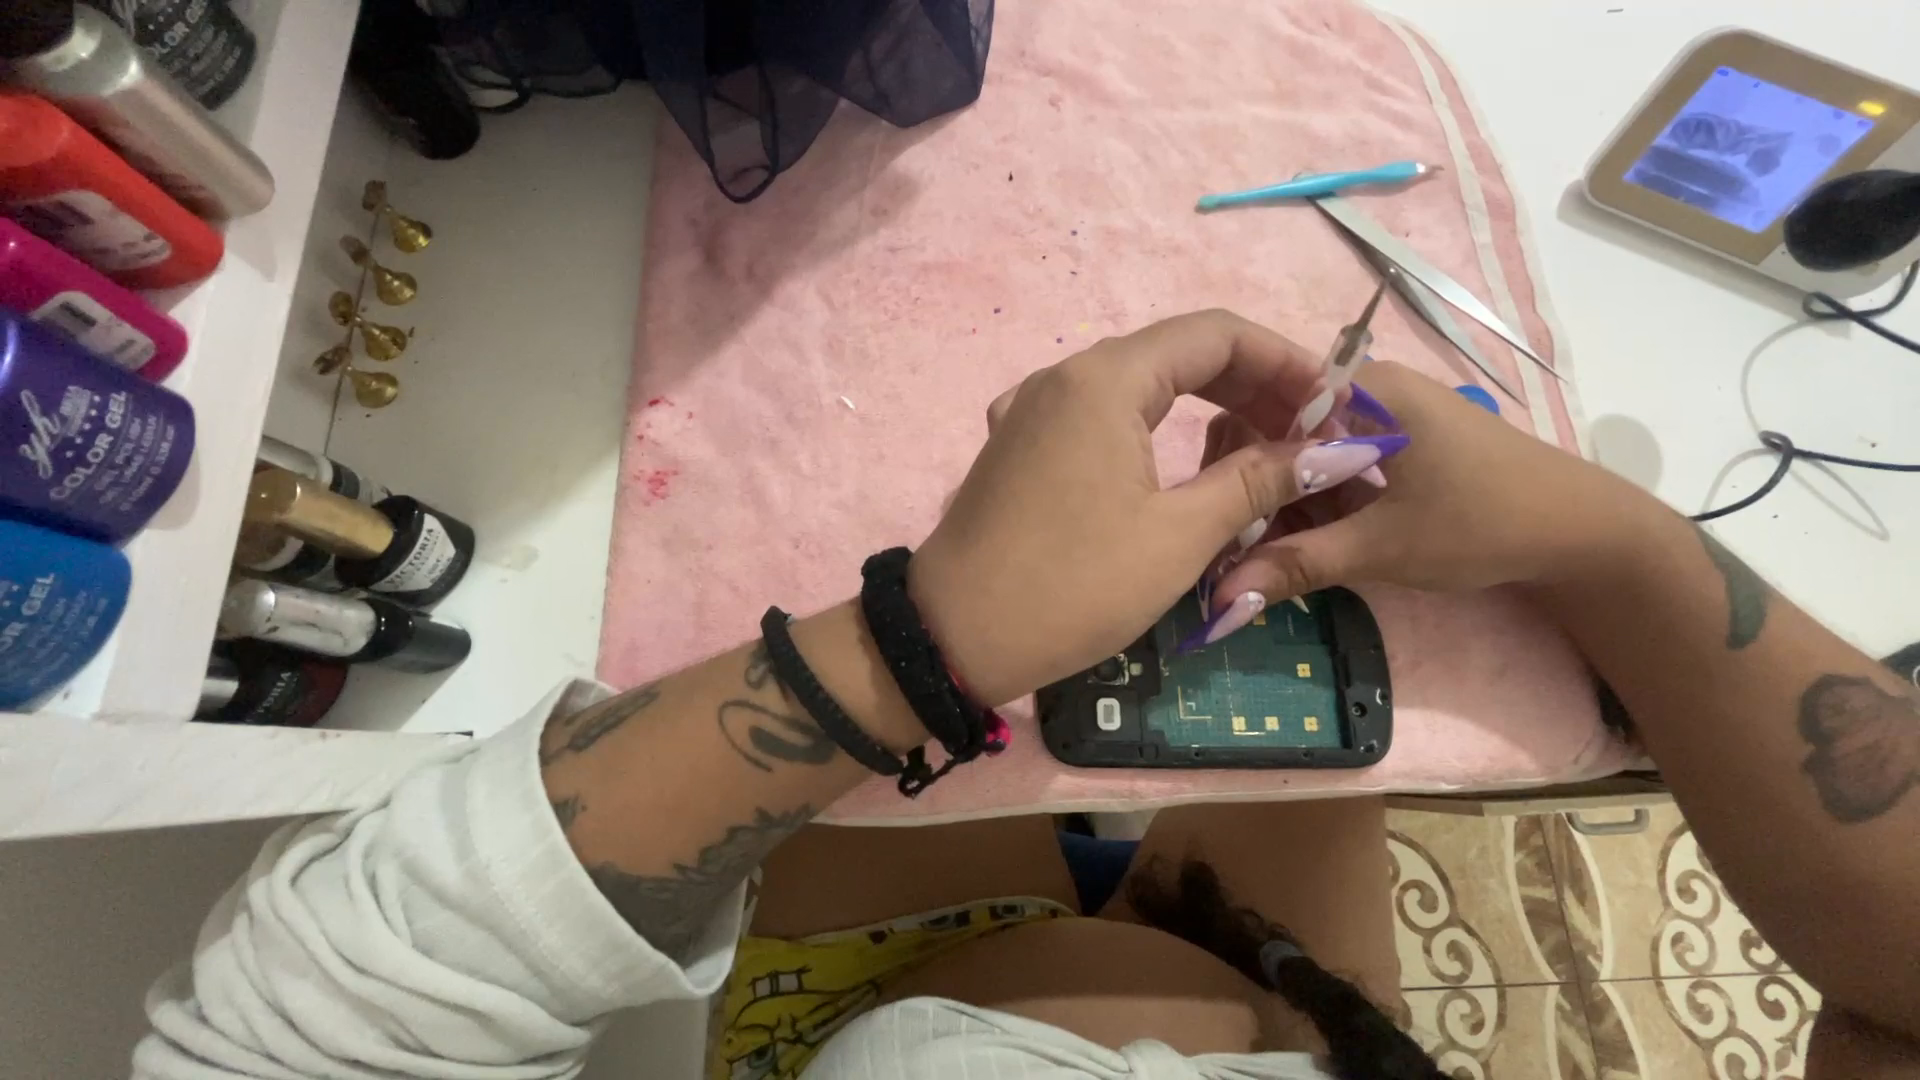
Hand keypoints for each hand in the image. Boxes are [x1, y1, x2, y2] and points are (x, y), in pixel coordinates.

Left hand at [907, 310, 1403, 705]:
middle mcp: (1060, 378)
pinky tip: (1170, 463)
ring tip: (1255, 450)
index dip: (1284, 361)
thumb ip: (1254, 481)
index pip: (1214, 335)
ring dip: (1198, 410)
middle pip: (1173, 356)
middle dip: (1247, 387)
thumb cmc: (1072, 586)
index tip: (1332, 403)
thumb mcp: (1177, 536)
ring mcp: (1029, 411)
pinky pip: (1094, 420)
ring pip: (1133, 389)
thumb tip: (1323, 451)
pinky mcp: (1015, 448)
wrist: (953, 636)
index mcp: (1102, 379)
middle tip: (1305, 433)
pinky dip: (1145, 432)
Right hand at [1211, 361, 1660, 607]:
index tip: (1215, 518)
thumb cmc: (1485, 522)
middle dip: (1257, 491)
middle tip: (1236, 543)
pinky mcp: (1399, 443)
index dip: (1231, 467)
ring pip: (1306, 453)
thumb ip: (1296, 564)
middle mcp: (1368, 390)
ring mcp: (1385, 416)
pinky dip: (1315, 499)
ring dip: (1285, 500)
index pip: (1262, 413)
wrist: (1587, 535)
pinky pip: (1334, 464)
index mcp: (1361, 389)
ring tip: (1266, 547)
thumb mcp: (1381, 547)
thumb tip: (1221, 597)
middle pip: (1281, 435)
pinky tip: (1307, 537)